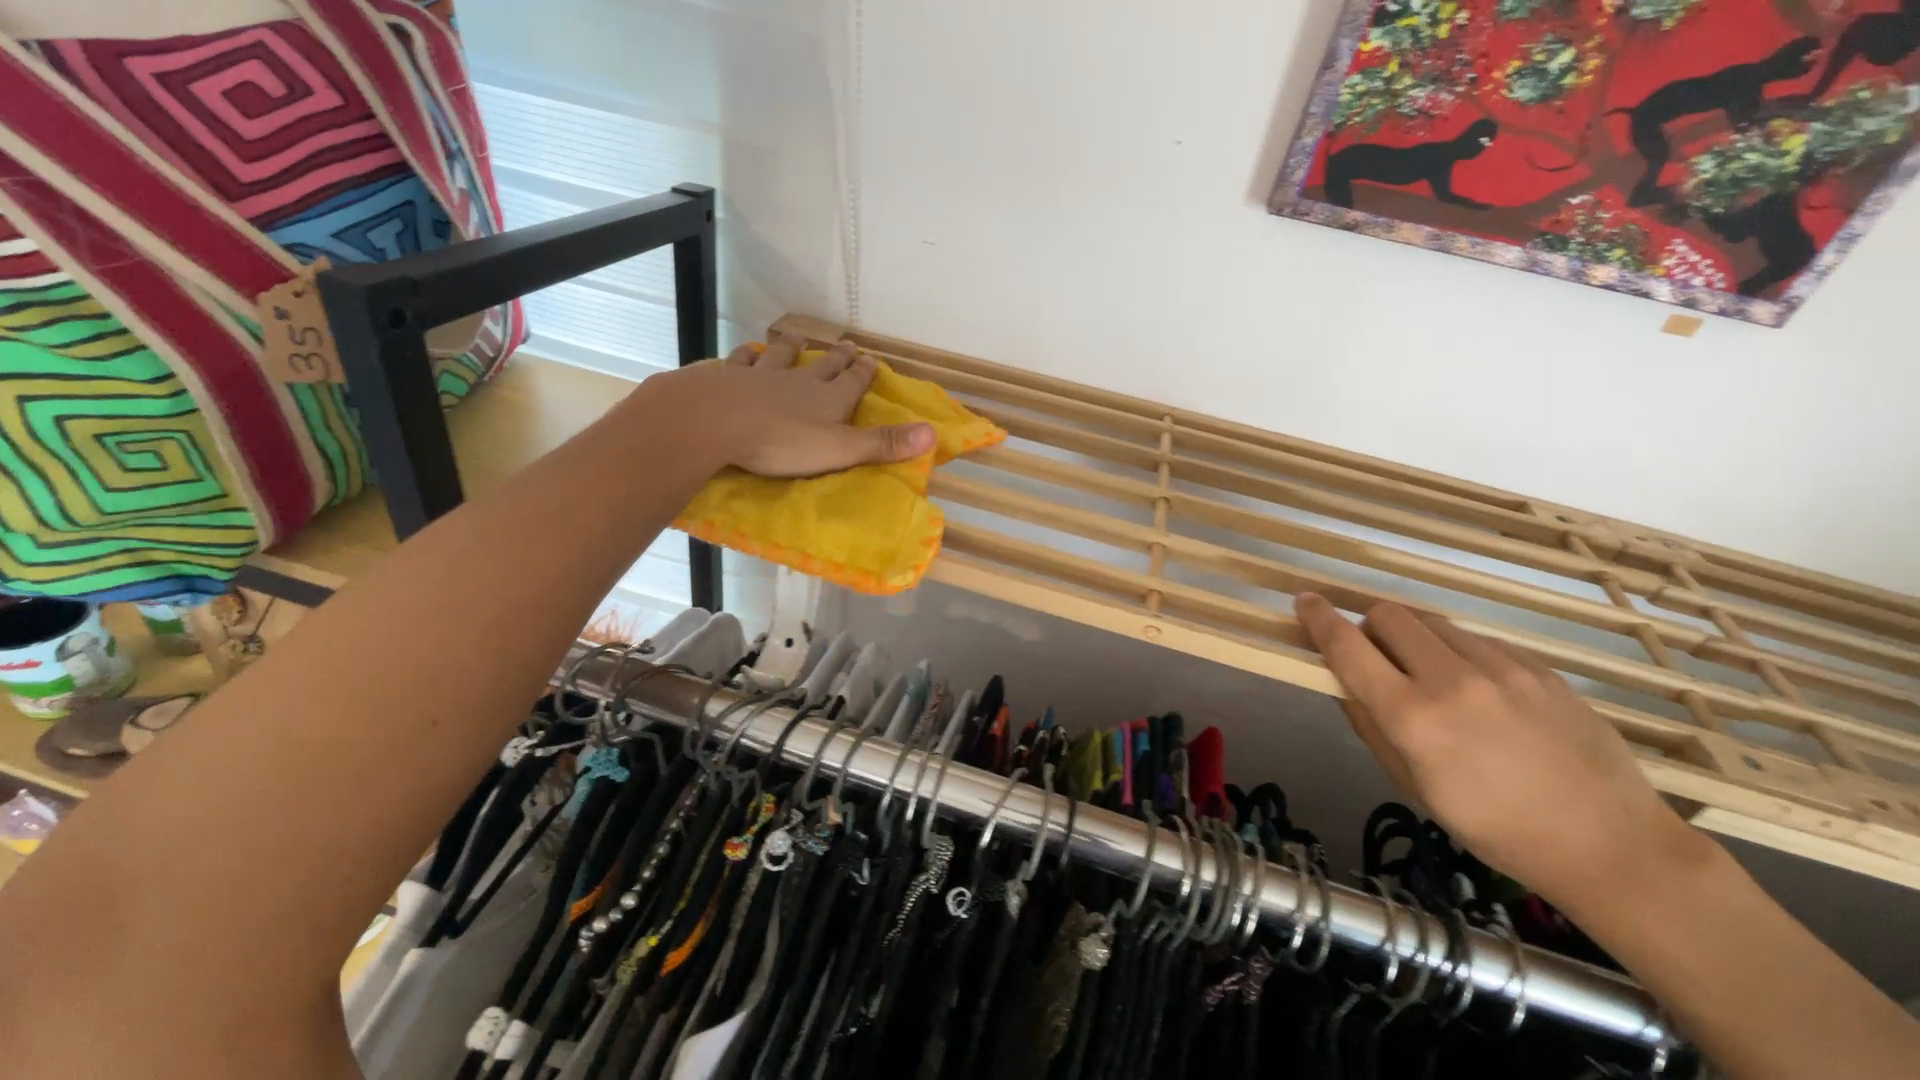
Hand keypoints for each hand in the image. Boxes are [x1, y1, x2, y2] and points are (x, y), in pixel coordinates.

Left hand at [653, 332, 934, 477]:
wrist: (716, 420)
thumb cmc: (781, 442)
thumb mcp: (840, 449)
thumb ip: (882, 444)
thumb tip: (933, 435)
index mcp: (827, 400)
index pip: (853, 382)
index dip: (864, 372)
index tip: (872, 358)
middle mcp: (797, 382)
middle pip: (821, 366)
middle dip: (836, 357)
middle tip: (846, 344)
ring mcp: (760, 376)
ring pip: (780, 356)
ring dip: (790, 347)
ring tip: (796, 336)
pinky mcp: (726, 378)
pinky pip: (739, 362)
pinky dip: (744, 356)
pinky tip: (744, 352)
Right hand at [1294, 593, 1695, 906]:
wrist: (1605, 840)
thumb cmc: (1495, 828)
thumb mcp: (1416, 787)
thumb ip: (1372, 727)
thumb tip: (1344, 683)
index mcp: (1414, 718)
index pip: (1349, 646)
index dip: (1319, 619)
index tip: (1305, 602)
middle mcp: (1453, 679)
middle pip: (1390, 615)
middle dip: (1370, 628)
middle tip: (1376, 658)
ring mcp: (1503, 667)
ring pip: (1435, 623)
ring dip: (1416, 640)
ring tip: (1433, 679)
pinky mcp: (1539, 666)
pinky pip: (1480, 641)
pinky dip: (1461, 654)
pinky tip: (1481, 694)